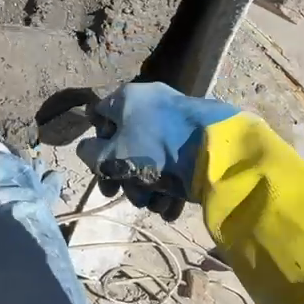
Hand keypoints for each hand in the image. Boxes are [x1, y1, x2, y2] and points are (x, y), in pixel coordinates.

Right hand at [74, 82, 238, 218]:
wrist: (217, 152)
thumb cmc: (153, 149)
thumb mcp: (109, 157)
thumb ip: (89, 154)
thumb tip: (87, 151)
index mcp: (126, 98)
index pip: (99, 118)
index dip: (95, 147)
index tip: (100, 172)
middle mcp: (151, 103)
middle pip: (128, 144)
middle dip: (126, 177)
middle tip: (130, 198)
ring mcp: (179, 120)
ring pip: (153, 157)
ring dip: (149, 186)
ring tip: (156, 205)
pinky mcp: (201, 138)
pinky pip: (178, 161)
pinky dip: (172, 184)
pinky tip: (172, 206)